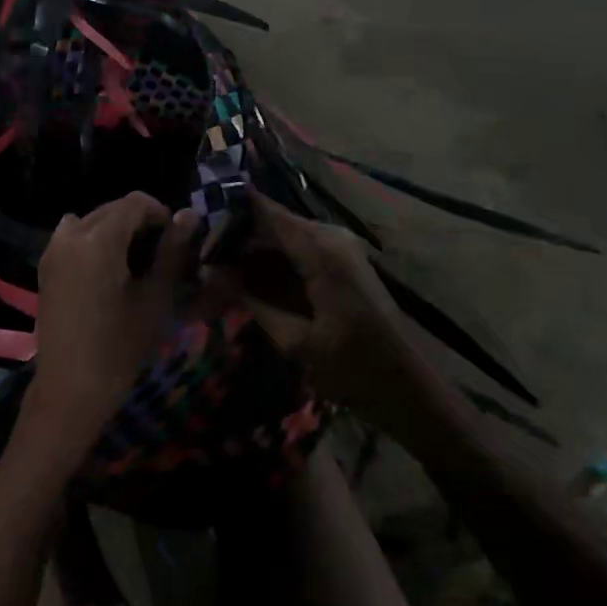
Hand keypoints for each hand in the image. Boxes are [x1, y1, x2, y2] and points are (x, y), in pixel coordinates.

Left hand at [21, 193, 199, 466]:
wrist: (70, 385)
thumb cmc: (120, 345)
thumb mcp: (155, 297)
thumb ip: (172, 251)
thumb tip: (189, 215)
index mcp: (98, 238)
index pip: (134, 202)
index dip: (160, 214)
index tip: (176, 241)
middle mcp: (70, 233)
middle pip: (111, 210)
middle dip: (138, 223)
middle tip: (160, 255)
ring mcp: (52, 249)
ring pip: (91, 221)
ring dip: (114, 231)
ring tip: (134, 263)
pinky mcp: (44, 265)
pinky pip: (72, 237)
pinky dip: (92, 242)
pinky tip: (107, 273)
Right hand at [207, 191, 428, 415]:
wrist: (415, 395)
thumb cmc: (357, 370)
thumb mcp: (295, 340)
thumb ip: (250, 300)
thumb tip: (209, 272)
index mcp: (320, 249)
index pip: (263, 211)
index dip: (226, 210)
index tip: (191, 219)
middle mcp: (329, 238)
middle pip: (268, 223)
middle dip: (231, 238)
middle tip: (195, 259)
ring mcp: (337, 250)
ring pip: (277, 238)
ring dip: (246, 253)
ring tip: (210, 273)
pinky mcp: (339, 265)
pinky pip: (292, 252)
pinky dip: (266, 264)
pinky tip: (240, 283)